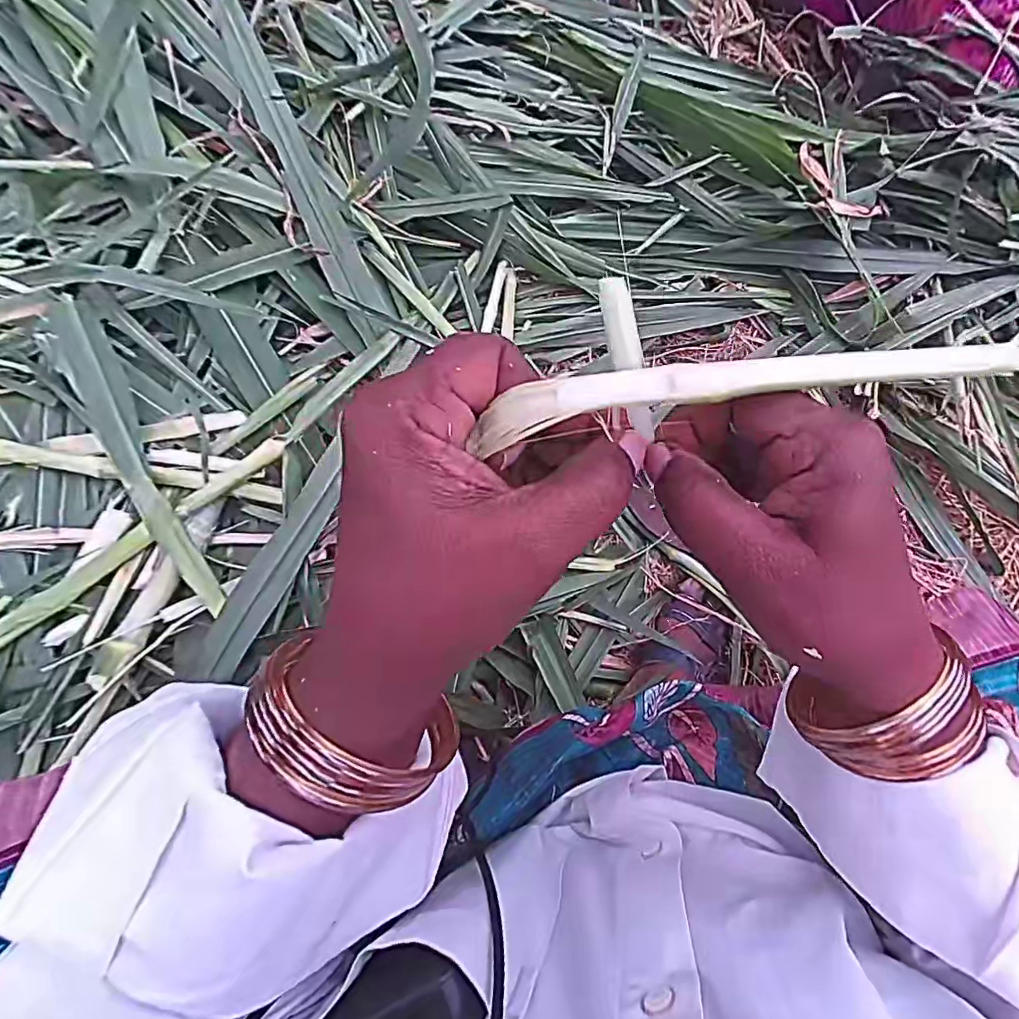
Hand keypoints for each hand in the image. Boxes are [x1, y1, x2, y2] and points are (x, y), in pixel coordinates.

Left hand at [287, 334, 634, 761]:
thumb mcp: (532, 541)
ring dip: (534, 460)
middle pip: (497, 386)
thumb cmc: (441, 605)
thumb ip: (596, 484)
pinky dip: (517, 475)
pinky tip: (522, 516)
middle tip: (562, 486)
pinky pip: (485, 447)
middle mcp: (395, 413)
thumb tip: (632, 443)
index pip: (492, 358)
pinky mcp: (417, 468)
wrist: (386, 660)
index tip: (577, 445)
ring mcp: (404, 442)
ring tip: (537, 512)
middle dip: (543, 434)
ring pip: (498, 419)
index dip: (544, 394)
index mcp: (403, 413)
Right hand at [645, 394, 941, 726]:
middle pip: (739, 416)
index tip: (653, 453)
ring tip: (696, 522)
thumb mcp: (752, 562)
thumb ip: (696, 501)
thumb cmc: (830, 620)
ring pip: (738, 444)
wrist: (875, 661)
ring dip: (706, 476)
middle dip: (696, 451)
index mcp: (830, 443)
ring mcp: (821, 460)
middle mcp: (830, 438)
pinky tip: (715, 525)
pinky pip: (750, 469)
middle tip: (670, 499)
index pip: (743, 396)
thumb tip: (653, 453)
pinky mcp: (809, 483)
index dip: (690, 415)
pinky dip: (721, 491)